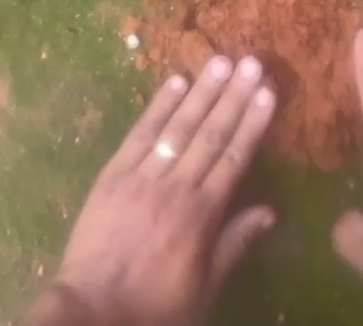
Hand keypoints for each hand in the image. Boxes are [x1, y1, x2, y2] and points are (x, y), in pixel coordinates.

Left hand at [29, 55, 277, 325]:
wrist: (92, 311)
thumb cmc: (154, 304)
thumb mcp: (204, 287)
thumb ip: (235, 243)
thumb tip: (271, 211)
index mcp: (202, 214)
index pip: (234, 157)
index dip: (253, 122)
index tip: (268, 92)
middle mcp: (176, 186)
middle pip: (211, 133)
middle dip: (234, 95)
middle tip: (252, 62)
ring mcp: (143, 175)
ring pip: (179, 126)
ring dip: (202, 91)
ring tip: (221, 61)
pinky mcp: (114, 172)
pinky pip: (141, 132)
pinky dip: (160, 105)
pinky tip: (176, 80)